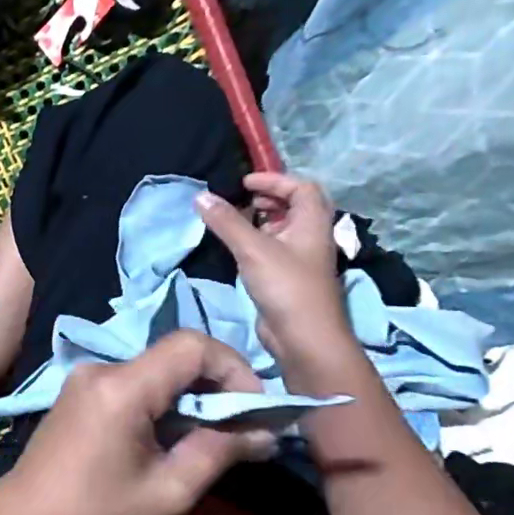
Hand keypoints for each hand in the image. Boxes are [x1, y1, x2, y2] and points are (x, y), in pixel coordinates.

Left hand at [0, 331, 275, 514]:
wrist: (26, 513)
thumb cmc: (96, 509)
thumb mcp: (170, 489)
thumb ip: (221, 450)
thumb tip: (266, 431)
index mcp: (121, 386)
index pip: (192, 344)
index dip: (234, 368)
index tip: (252, 411)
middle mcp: (101, 368)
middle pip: (175, 354)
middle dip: (217, 386)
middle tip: (239, 430)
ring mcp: (85, 376)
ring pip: (156, 367)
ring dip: (190, 395)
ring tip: (207, 437)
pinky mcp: (79, 389)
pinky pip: (134, 379)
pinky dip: (162, 399)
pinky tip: (169, 434)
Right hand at [195, 172, 347, 360]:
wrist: (302, 334)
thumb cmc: (285, 285)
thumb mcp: (252, 249)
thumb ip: (226, 222)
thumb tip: (201, 196)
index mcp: (312, 224)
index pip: (302, 188)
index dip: (274, 180)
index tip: (243, 183)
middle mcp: (311, 236)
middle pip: (295, 205)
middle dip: (267, 197)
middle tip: (237, 199)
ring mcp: (300, 256)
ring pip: (283, 226)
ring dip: (260, 218)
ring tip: (232, 220)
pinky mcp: (287, 274)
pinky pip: (273, 245)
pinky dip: (256, 238)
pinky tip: (236, 246)